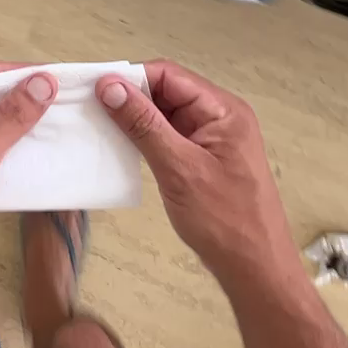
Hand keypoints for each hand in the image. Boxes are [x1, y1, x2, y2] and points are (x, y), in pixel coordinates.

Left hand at [0, 62, 57, 277]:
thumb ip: (11, 117)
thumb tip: (45, 81)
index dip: (22, 72)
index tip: (59, 76)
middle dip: (29, 98)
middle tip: (70, 100)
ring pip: (0, 125)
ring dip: (28, 125)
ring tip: (67, 124)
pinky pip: (1, 151)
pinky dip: (23, 150)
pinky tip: (49, 154)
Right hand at [98, 60, 295, 285]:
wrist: (257, 273)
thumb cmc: (224, 220)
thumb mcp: (178, 168)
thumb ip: (143, 124)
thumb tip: (109, 85)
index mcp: (222, 110)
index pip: (168, 75)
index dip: (131, 78)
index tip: (95, 90)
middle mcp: (219, 116)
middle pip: (166, 90)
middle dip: (130, 97)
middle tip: (91, 108)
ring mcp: (212, 138)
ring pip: (164, 113)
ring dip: (135, 118)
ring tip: (99, 126)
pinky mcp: (203, 158)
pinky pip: (168, 134)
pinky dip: (145, 137)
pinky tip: (121, 146)